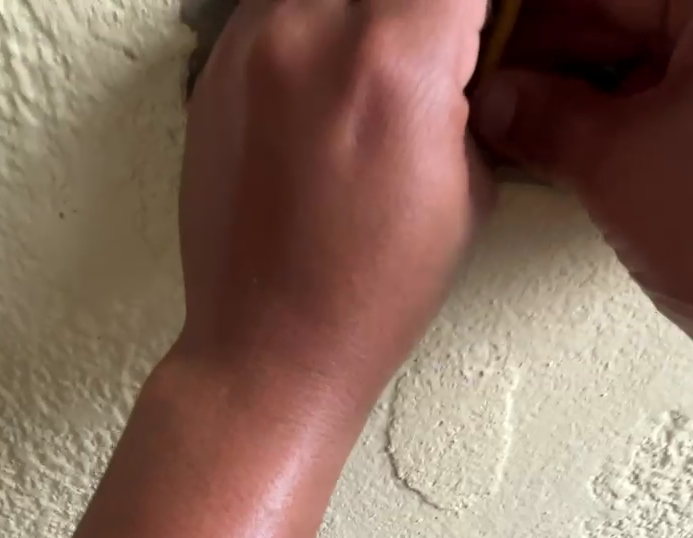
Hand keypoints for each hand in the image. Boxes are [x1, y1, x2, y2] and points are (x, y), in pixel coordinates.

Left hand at [177, 0, 490, 415]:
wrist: (269, 348)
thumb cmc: (367, 298)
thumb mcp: (466, 200)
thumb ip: (470, 101)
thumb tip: (462, 60)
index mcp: (394, 65)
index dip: (474, 8)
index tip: (479, 29)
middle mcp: (310, 34)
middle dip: (420, 13)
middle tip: (431, 56)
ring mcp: (250, 49)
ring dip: (362, 15)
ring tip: (373, 80)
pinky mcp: (214, 75)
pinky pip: (277, 8)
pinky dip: (313, 30)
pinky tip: (326, 91)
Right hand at [475, 0, 692, 408]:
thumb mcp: (621, 171)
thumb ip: (545, 120)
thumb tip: (495, 98)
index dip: (533, 29)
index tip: (489, 66)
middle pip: (656, 6)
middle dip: (573, 57)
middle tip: (509, 107)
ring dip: (618, 84)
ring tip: (557, 133)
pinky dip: (675, 100)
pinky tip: (624, 141)